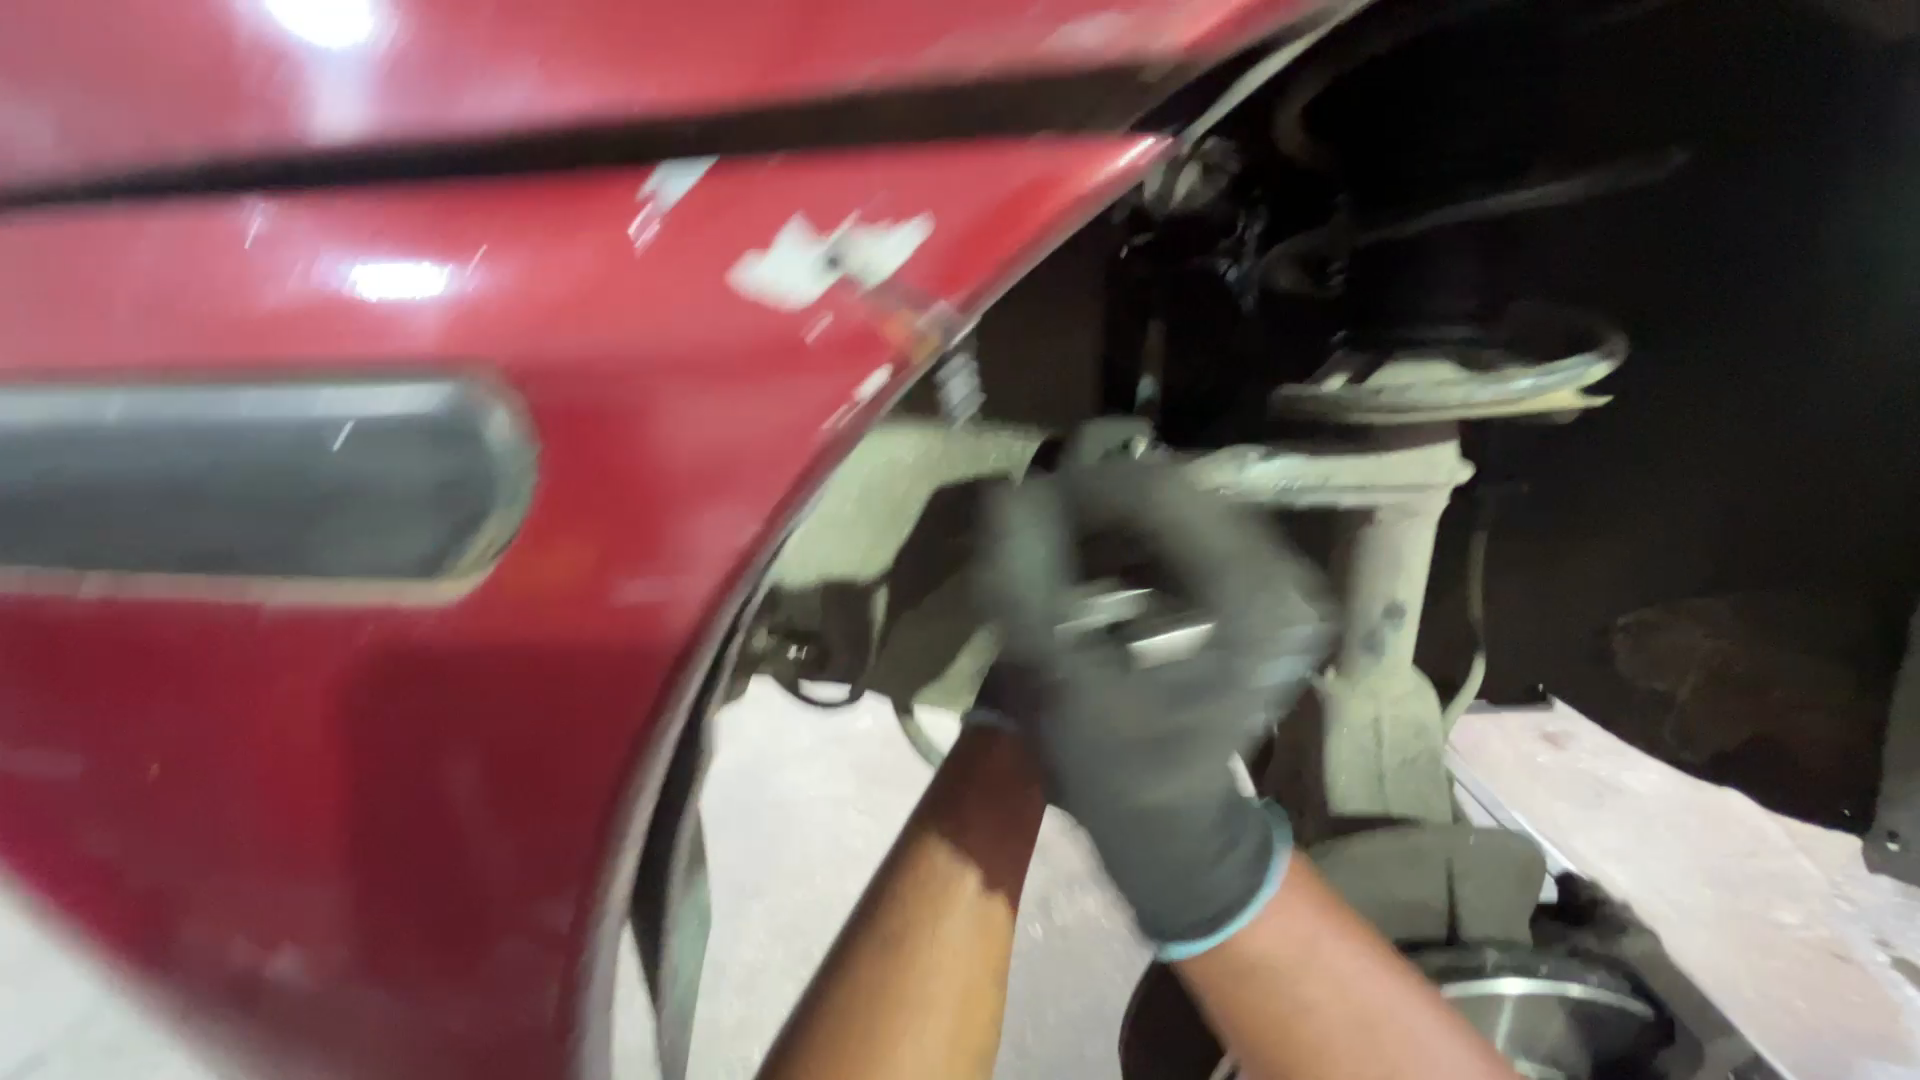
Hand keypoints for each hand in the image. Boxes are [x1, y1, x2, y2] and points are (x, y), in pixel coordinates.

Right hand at [971, 462, 1335, 952]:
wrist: (1169, 821)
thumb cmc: (1112, 764)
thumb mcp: (1054, 676)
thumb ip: (1022, 582)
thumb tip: (1007, 495)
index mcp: (1246, 599)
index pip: (1155, 494)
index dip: (1079, 490)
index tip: (1022, 510)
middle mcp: (1281, 580)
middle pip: (1170, 496)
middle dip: (1090, 509)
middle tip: (1034, 533)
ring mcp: (1277, 588)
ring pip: (1177, 512)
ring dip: (1108, 526)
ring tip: (1056, 557)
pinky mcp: (1260, 597)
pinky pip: (1187, 540)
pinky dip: (1131, 547)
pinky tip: (1092, 575)